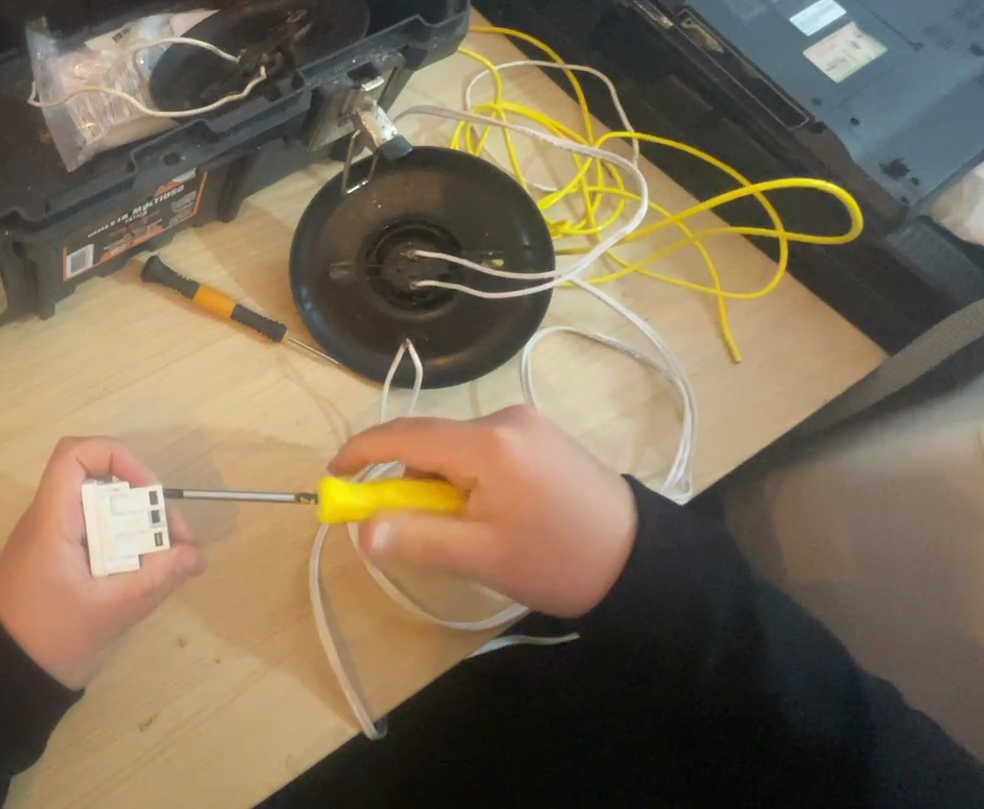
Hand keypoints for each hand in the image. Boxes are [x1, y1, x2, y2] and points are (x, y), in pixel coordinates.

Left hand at [0, 437, 204, 688]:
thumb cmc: (48, 638)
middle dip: (146, 502)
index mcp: (52, 518)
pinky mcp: (63, 558)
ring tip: (174, 558)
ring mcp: (56, 538)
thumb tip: (195, 555)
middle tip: (178, 538)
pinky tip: (152, 572)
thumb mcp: (108, 612)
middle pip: (102, 483)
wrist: (4, 675)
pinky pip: (101, 535)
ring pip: (105, 511)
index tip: (148, 491)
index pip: (74, 454)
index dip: (116, 456)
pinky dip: (129, 545)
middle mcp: (52, 517)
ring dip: (142, 526)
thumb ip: (153, 580)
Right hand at [328, 406, 636, 616]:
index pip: (404, 435)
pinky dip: (463, 474)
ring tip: (462, 525)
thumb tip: (359, 532)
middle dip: (407, 479)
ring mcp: (523, 421)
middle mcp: (501, 418)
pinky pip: (478, 446)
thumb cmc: (560, 561)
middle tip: (408, 522)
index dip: (361, 451)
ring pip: (452, 445)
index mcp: (487, 444)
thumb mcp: (482, 558)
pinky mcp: (538, 432)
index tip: (334, 474)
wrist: (648, 566)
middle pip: (428, 440)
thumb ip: (416, 539)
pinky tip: (486, 507)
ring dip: (438, 479)